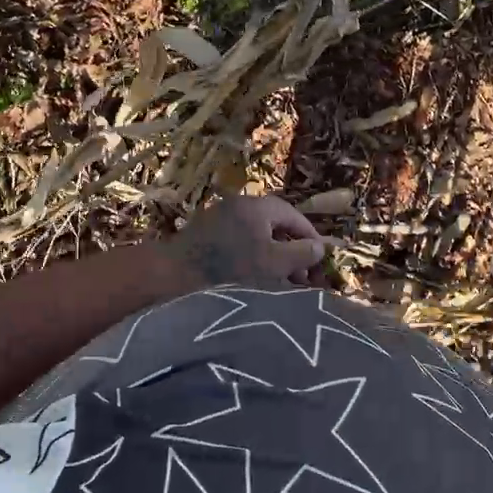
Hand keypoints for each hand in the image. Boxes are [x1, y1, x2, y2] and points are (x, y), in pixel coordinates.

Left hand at [163, 195, 327, 290]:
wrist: (171, 278)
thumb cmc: (230, 269)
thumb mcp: (274, 263)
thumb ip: (301, 254)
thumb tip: (319, 247)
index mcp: (257, 206)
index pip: (293, 216)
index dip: (310, 238)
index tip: (321, 259)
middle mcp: (237, 207)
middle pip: (274, 227)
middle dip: (291, 252)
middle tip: (302, 278)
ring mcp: (218, 221)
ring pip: (256, 239)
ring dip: (272, 260)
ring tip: (280, 285)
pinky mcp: (204, 239)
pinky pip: (238, 246)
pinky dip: (252, 262)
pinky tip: (254, 284)